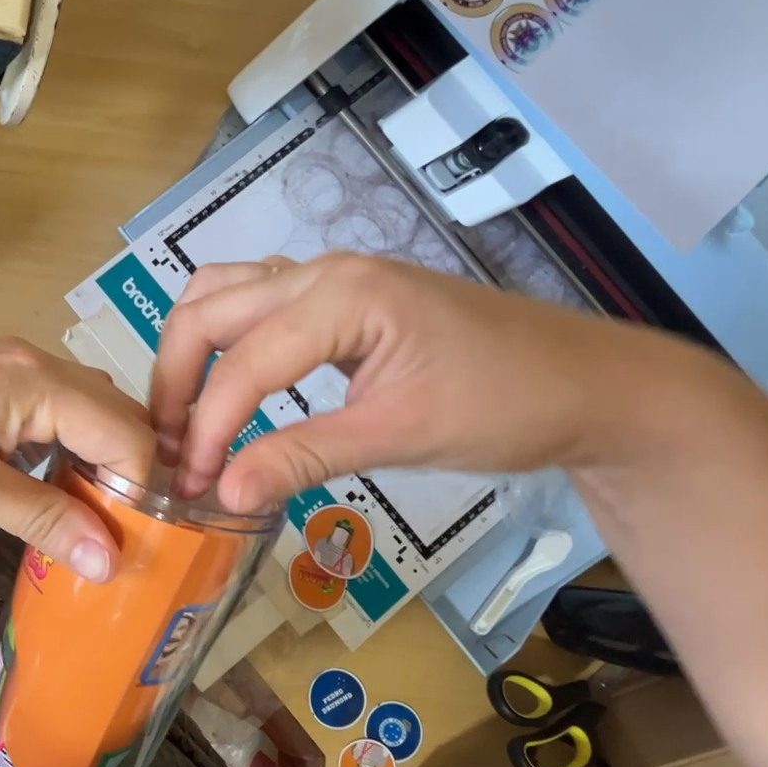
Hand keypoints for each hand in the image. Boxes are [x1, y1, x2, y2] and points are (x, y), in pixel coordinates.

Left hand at [0, 338, 156, 581]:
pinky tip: (47, 483)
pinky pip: (41, 407)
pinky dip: (56, 444)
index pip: (123, 430)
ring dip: (91, 457)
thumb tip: (109, 561)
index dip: (140, 488)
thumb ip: (42, 519)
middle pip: (108, 412)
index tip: (141, 541)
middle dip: (124, 470)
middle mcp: (28, 360)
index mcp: (35, 379)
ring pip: (76, 408)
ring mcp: (0, 364)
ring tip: (91, 515)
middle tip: (124, 531)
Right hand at [147, 254, 731, 512]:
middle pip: (205, 313)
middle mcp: (320, 272)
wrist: (597, 385)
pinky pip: (247, 299)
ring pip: (217, 295)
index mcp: (342, 297)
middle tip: (170, 445)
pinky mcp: (333, 294)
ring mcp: (325, 275)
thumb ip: (300, 458)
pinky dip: (219, 337)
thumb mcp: (398, 437)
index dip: (207, 428)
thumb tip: (221, 495)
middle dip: (175, 382)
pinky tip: (224, 378)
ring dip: (189, 352)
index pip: (243, 364)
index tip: (192, 484)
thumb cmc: (507, 407)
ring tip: (186, 412)